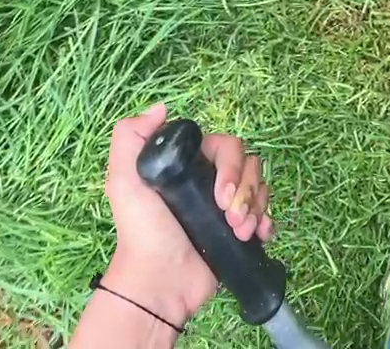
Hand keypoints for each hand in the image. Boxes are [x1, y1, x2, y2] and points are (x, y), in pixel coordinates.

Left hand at [98, 103, 275, 326]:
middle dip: (246, 190)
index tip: (221, 192)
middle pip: (249, 163)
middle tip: (230, 216)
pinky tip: (258, 234)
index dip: (231, 165)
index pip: (226, 145)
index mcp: (189, 163)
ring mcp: (226, 205)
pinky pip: (265, 211)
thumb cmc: (141, 230)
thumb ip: (131, 137)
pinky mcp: (238, 230)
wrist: (159, 283)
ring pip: (259, 186)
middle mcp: (210, 179)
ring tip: (239, 231)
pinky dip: (266, 219)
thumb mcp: (123, 180)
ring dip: (255, 207)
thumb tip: (163, 107)